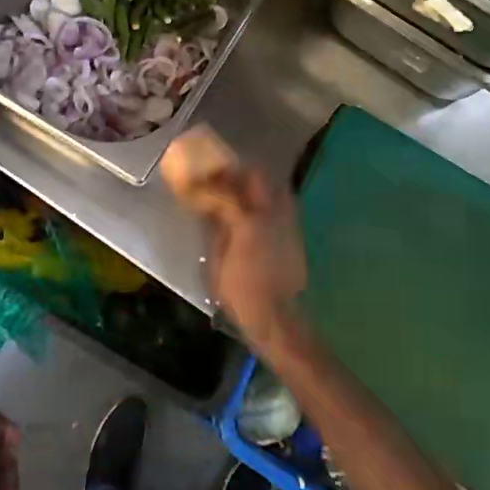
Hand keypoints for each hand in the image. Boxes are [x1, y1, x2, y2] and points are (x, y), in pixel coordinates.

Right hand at [189, 166, 307, 347]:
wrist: (275, 315)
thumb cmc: (239, 293)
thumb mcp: (216, 262)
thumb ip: (215, 230)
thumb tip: (212, 212)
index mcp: (247, 221)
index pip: (224, 193)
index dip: (206, 187)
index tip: (194, 185)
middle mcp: (271, 214)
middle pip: (256, 177)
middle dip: (236, 174)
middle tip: (219, 179)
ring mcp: (287, 221)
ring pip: (274, 186)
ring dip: (256, 184)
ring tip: (238, 191)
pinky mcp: (295, 232)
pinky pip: (283, 204)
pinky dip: (268, 199)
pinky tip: (254, 210)